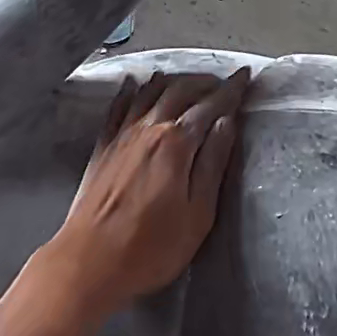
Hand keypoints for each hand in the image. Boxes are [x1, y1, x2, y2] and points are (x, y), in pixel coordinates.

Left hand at [37, 70, 250, 319]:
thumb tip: (227, 124)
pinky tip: (133, 84)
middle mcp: (147, 129)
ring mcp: (121, 135)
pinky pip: (118, 107)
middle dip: (203, 82)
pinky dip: (130, 91)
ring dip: (171, 81)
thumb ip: (212, 163)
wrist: (91, 258)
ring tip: (187, 79)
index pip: (210, 107)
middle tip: (222, 81)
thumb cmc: (151, 246)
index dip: (230, 91)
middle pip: (179, 92)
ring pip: (148, 93)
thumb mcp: (198, 213)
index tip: (245, 77)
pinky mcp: (102, 146)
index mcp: (175, 144)